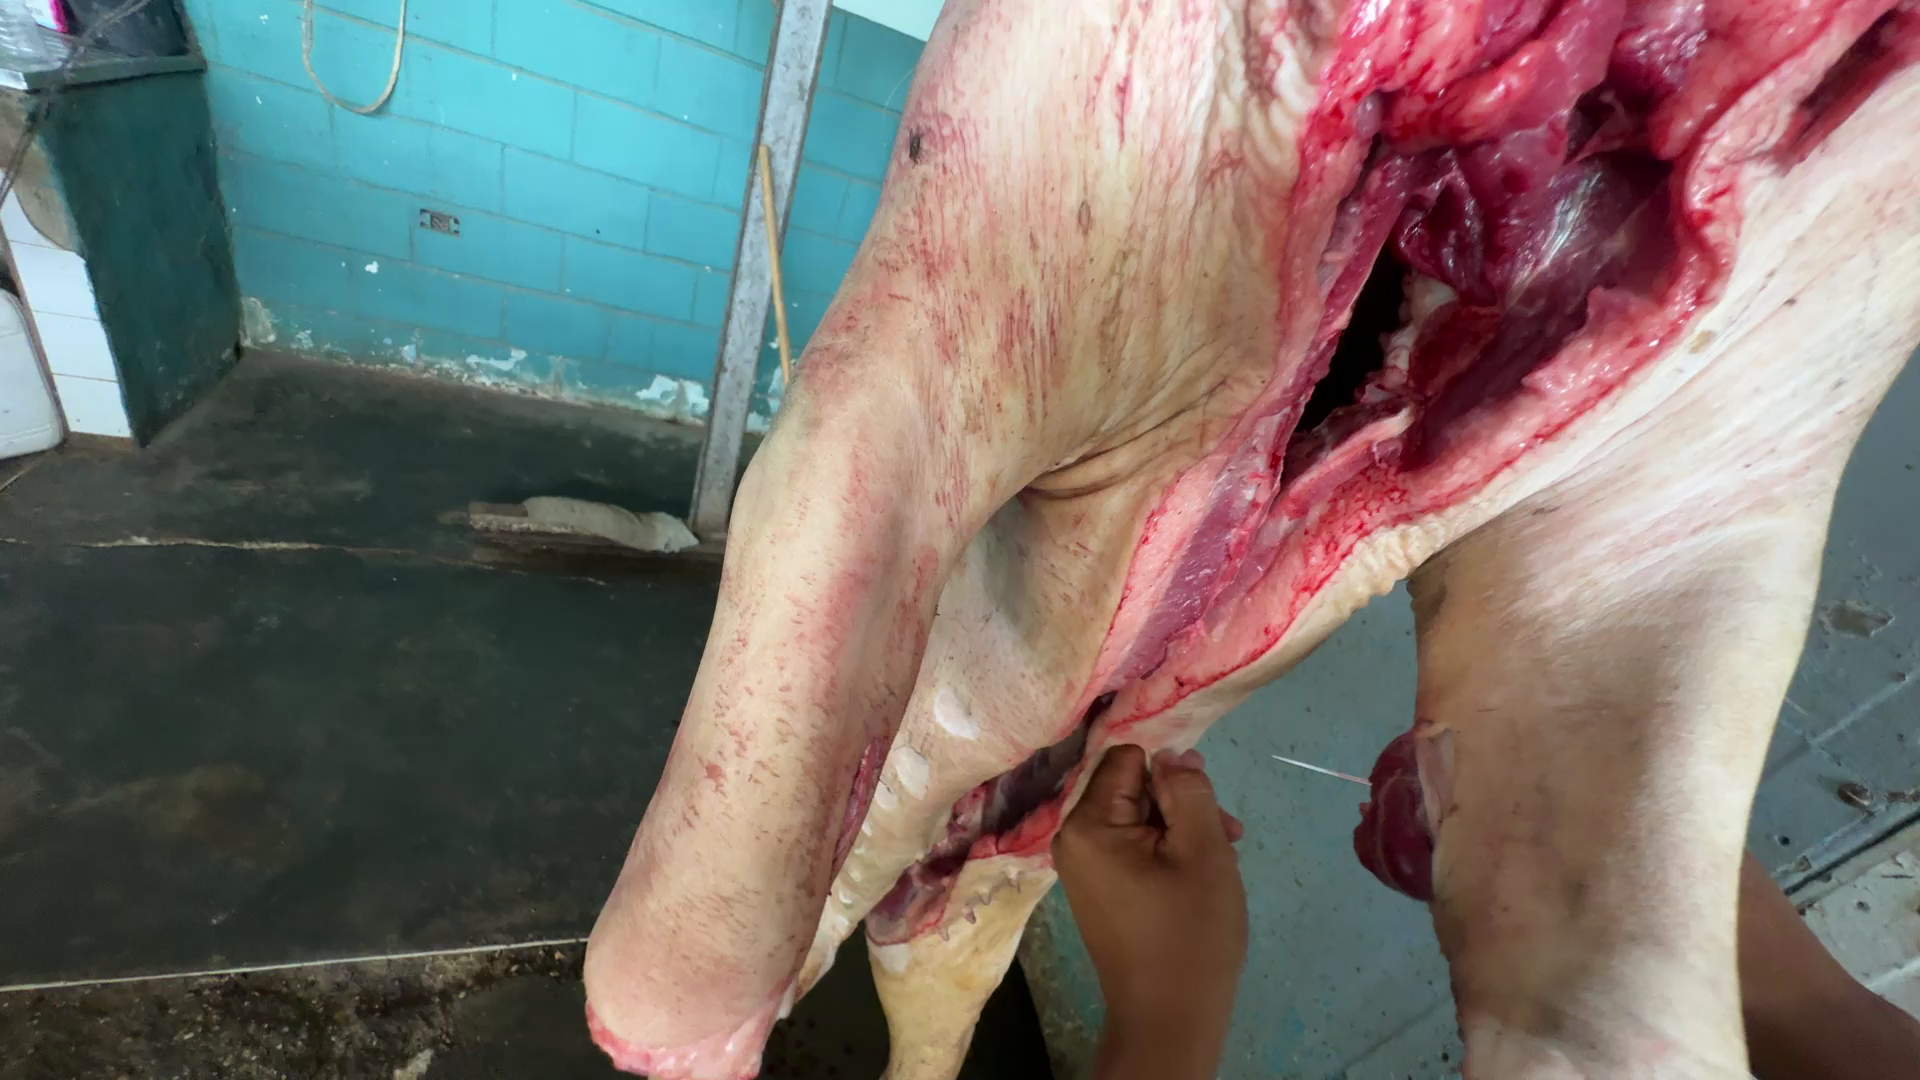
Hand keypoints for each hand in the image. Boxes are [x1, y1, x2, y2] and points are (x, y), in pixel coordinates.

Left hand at [1052, 745, 1248, 1079]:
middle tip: (1227, 833)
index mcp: (1087, 823)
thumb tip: (1173, 753)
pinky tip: (1200, 873)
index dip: (1170, 774)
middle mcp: (1073, 837)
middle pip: (1132, 788)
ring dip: (1182, 828)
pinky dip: (1168, 851)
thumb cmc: (1189, 935)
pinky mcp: (1099, 885)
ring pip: (1138, 817)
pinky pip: (1133, 845)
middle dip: (1181, 805)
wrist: (1169, 1023)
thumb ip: (1189, 791)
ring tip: (1224, 855)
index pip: (1126, 760)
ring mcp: (1083, 863)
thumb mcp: (1202, 851)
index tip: (1202, 802)